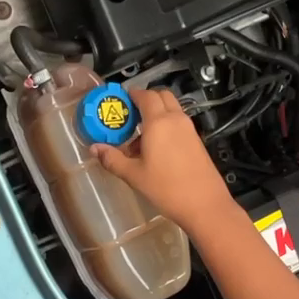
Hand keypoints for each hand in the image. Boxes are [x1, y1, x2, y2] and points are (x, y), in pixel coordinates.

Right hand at [91, 89, 241, 233]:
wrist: (205, 204)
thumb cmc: (167, 188)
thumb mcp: (134, 175)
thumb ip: (112, 159)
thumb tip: (94, 148)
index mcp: (158, 122)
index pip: (145, 95)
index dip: (132, 94)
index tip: (120, 101)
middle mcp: (176, 119)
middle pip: (162, 96)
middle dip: (145, 100)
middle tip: (130, 116)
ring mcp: (189, 129)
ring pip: (171, 110)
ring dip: (156, 115)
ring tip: (139, 139)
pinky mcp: (196, 141)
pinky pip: (178, 124)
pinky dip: (166, 126)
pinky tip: (156, 150)